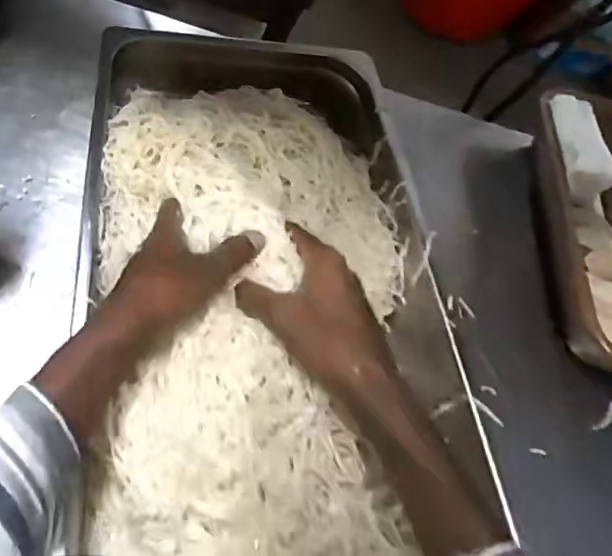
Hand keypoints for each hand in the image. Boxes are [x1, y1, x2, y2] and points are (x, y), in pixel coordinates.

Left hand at [95, 198, 262, 350]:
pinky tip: (180, 302)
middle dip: (175, 239)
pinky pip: (156, 292)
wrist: (125, 333)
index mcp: (161, 239)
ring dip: (172, 267)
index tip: (177, 200)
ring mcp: (136, 280)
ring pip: (157, 266)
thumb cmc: (166, 292)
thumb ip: (230, 256)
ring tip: (192, 270)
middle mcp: (145, 254)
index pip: (167, 214)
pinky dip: (168, 292)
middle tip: (194, 237)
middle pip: (161, 241)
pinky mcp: (134, 304)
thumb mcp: (207, 274)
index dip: (173, 207)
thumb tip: (257, 234)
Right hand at [241, 225, 500, 555]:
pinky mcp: (355, 320)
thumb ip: (259, 299)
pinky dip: (308, 290)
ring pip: (320, 273)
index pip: (300, 233)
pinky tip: (293, 304)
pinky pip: (324, 292)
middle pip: (311, 251)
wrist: (376, 392)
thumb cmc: (331, 348)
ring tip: (270, 270)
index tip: (259, 219)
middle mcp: (342, 275)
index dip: (280, 227)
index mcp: (327, 266)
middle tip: (258, 245)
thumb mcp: (285, 320)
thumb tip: (236, 284)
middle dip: (288, 246)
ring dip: (300, 270)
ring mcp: (352, 298)